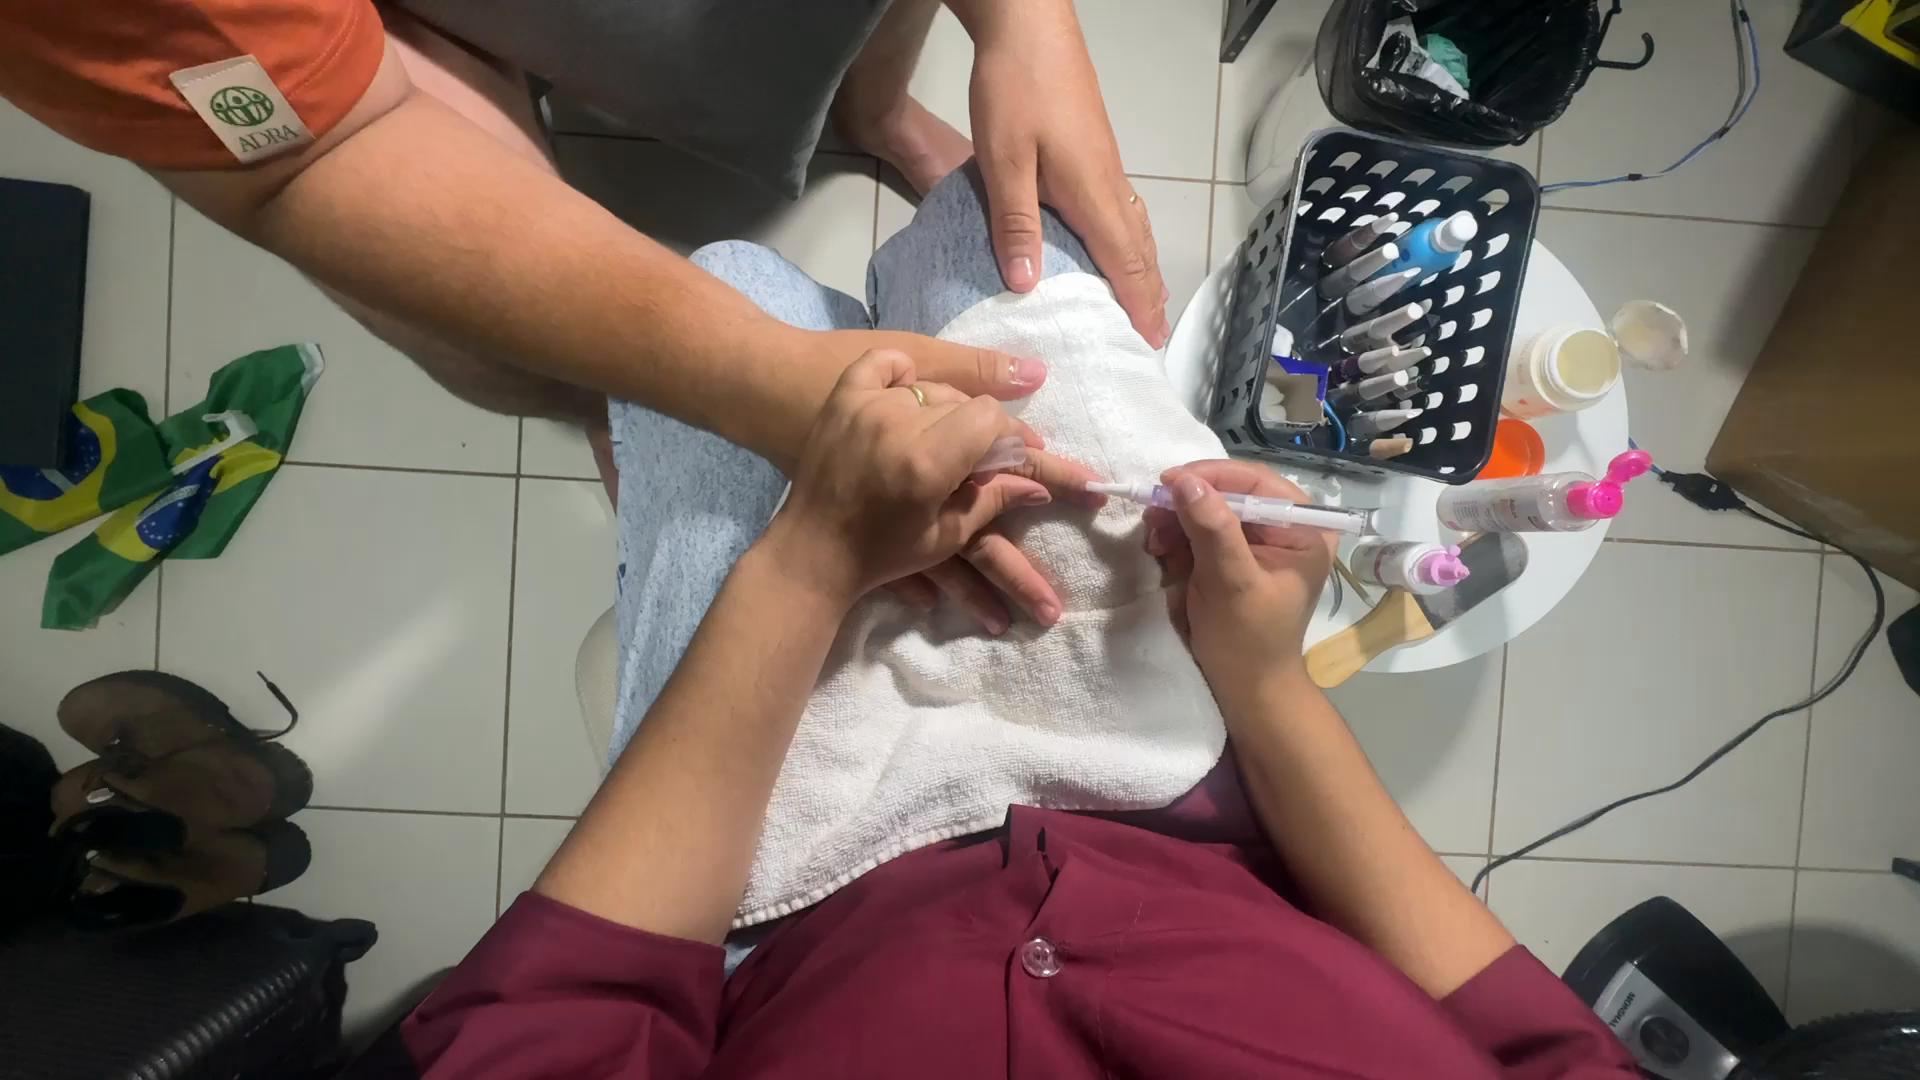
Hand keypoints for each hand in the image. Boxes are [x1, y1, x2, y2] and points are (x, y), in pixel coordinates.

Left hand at [765, 349, 1090, 607]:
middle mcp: (898, 424)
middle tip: (980, 454)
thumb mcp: (944, 538)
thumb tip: (1038, 482)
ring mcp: (865, 406)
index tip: (1014, 453)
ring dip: (945, 409)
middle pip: (963, 401)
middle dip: (980, 427)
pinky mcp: (842, 399)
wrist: (811, 550)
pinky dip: (900, 370)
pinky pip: (882, 363)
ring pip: (929, 385)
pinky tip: (908, 393)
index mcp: (926, 462)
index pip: (989, 419)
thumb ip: (992, 501)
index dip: (1010, 434)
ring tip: (944, 436)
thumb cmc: (881, 554)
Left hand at [952, 0, 1169, 346]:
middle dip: (1149, 293)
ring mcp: (1107, 167)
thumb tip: (1026, 284)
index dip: (1138, 303)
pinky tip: (1120, 249)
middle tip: (1154, 333)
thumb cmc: (1015, 88)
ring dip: (1144, 269)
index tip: (1148, 340)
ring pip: (1137, 229)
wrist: (1028, 22)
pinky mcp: (1097, 153)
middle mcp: (1110, 184)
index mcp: (1092, 192)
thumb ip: (1016, 222)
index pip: (1125, 261)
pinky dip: (1131, 243)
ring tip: (1146, 301)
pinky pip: (1125, 211)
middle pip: (1140, 249)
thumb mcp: (1003, 160)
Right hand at [1144, 461, 1334, 698]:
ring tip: (1154, 542)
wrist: (1244, 685)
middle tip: (1152, 515)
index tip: (1167, 482)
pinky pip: (1198, 530)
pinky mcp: (1230, 554)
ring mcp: (1255, 540)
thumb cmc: (1248, 640)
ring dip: (1175, 520)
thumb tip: (1184, 481)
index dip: (1210, 476)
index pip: (1255, 482)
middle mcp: (1283, 526)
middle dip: (1186, 503)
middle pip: (1228, 492)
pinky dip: (1175, 537)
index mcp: (1303, 528)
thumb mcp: (1231, 582)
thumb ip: (1212, 530)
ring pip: (1207, 508)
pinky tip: (1161, 551)